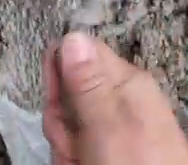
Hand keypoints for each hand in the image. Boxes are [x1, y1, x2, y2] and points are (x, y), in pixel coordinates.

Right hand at [41, 32, 187, 164]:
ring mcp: (120, 129)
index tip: (60, 105)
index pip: (76, 50)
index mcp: (129, 82)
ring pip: (70, 122)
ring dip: (67, 146)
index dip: (59, 76)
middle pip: (69, 90)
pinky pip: (80, 145)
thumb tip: (72, 34)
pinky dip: (75, 161)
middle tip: (75, 146)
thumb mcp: (109, 128)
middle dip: (62, 120)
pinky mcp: (116, 152)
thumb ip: (88, 81)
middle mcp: (124, 100)